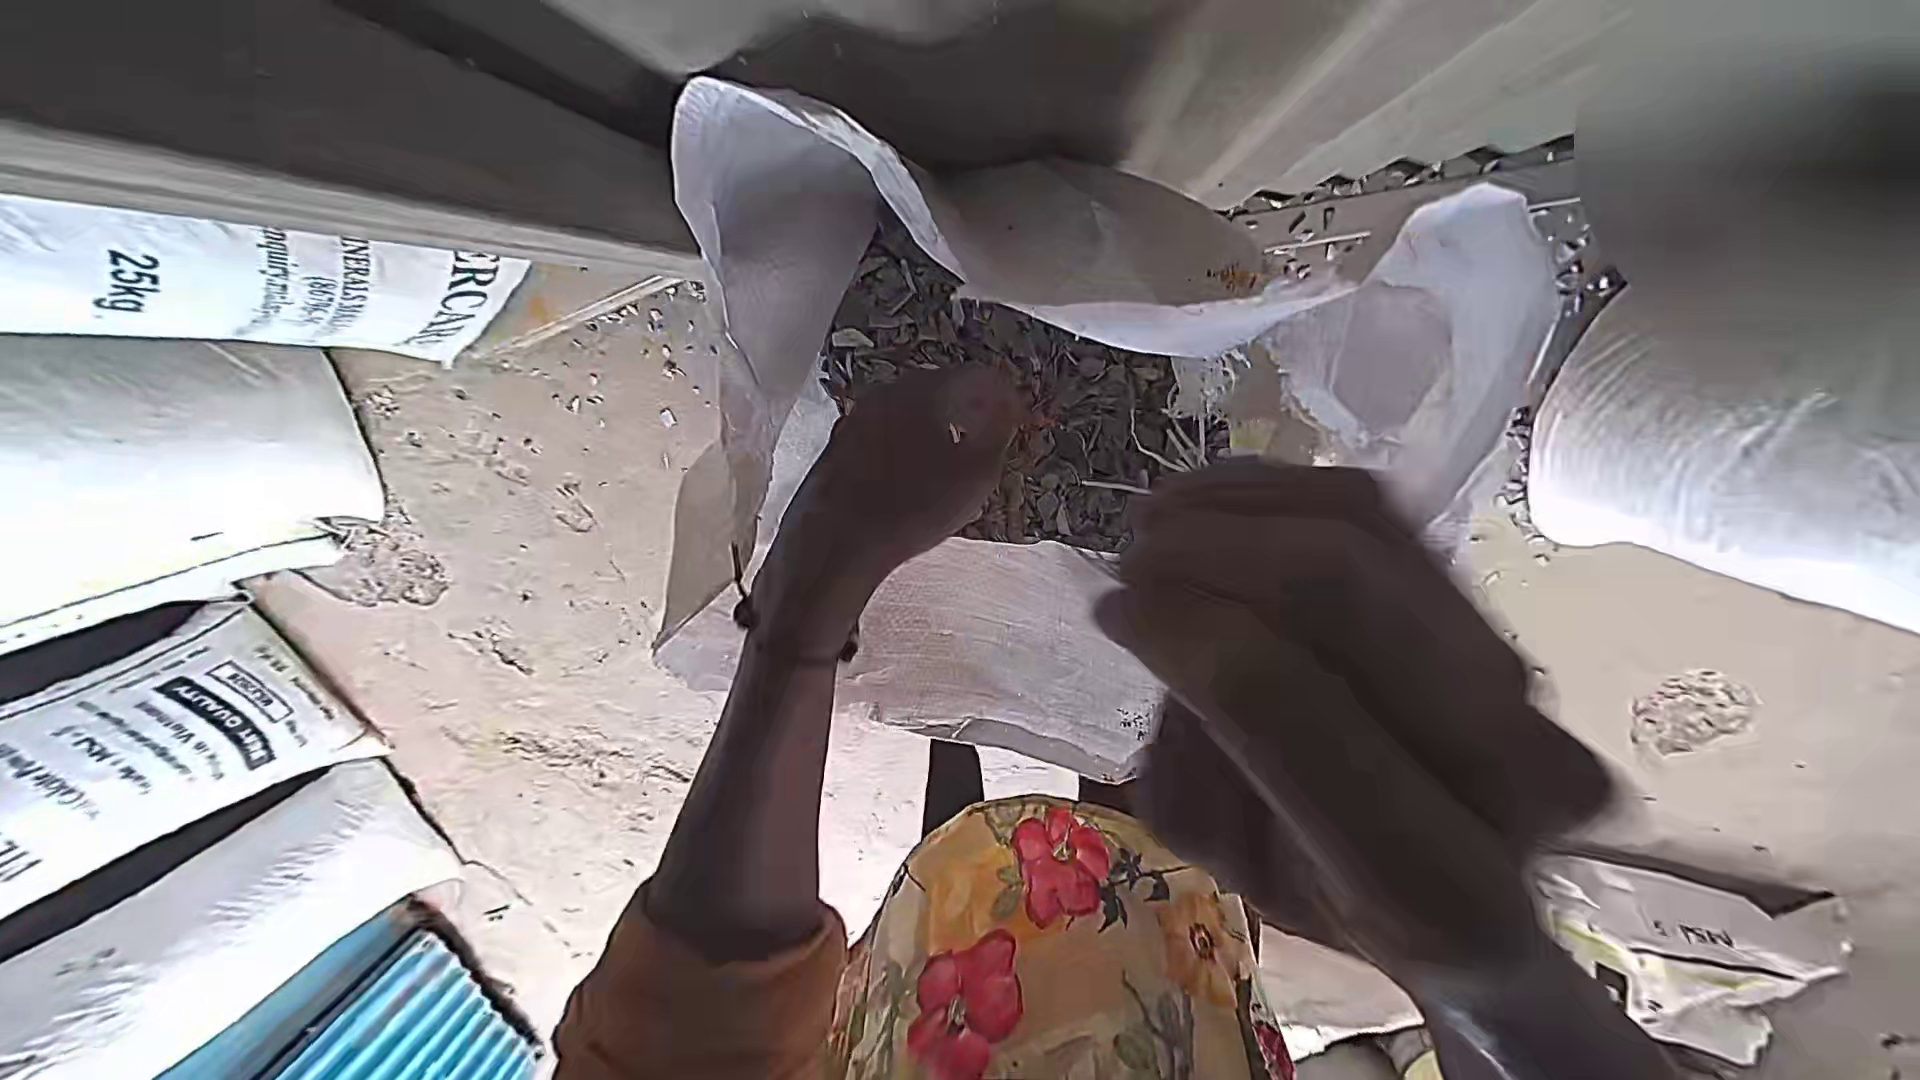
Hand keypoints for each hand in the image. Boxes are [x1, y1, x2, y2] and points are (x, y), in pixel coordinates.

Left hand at [752, 365, 1019, 647]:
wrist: (836, 540)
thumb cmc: (910, 509)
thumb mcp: (975, 476)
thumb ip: (998, 434)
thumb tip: (1004, 411)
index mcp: (927, 390)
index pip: (981, 376)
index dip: (1007, 397)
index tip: (1017, 419)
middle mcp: (891, 391)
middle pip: (946, 384)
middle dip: (974, 408)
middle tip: (991, 436)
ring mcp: (862, 412)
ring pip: (915, 405)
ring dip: (943, 423)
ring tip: (957, 457)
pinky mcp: (844, 437)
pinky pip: (890, 425)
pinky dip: (912, 437)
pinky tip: (917, 471)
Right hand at [1095, 462, 1612, 988]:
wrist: (1436, 863)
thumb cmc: (1316, 880)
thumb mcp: (1226, 858)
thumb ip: (1183, 763)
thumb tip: (1160, 625)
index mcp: (1432, 880)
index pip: (1286, 706)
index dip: (1182, 632)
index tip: (1116, 605)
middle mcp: (1509, 756)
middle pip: (1337, 583)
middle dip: (1208, 550)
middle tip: (1134, 553)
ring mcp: (1513, 664)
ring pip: (1358, 523)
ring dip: (1232, 506)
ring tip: (1159, 517)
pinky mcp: (1487, 603)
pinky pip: (1371, 505)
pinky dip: (1274, 487)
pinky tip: (1207, 499)